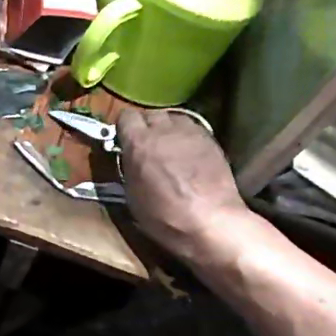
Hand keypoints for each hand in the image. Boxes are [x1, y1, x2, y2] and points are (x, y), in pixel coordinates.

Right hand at [117, 108, 250, 254]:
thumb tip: (130, 157)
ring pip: (173, 118)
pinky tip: (187, 155)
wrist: (210, 221)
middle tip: (145, 147)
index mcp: (139, 143)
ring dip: (167, 129)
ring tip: (167, 148)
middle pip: (150, 114)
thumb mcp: (132, 194)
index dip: (124, 129)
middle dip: (146, 127)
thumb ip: (129, 167)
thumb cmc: (163, 216)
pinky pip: (192, 128)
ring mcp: (191, 132)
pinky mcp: (211, 139)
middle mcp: (165, 130)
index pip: (126, 117)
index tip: (124, 142)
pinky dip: (185, 137)